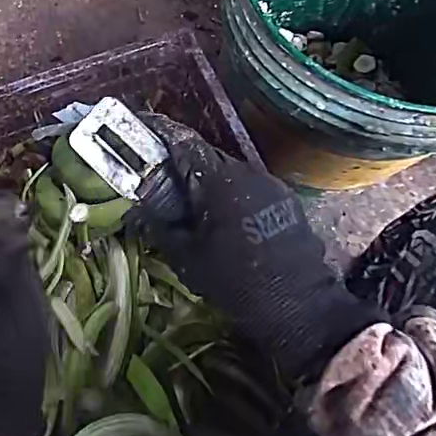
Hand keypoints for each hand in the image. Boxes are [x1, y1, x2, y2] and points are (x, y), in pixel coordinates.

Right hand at [132, 118, 385, 379]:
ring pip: (226, 172)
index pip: (181, 141)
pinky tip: (220, 216)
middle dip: (177, 162)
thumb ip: (159, 225)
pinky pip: (246, 187)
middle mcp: (247, 171)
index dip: (157, 132)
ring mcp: (270, 184)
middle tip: (154, 175)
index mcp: (219, 179)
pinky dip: (227, 194)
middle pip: (204, 155)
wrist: (299, 307)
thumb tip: (136, 206)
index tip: (138, 128)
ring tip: (186, 200)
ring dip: (204, 181)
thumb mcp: (186, 257)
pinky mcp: (284, 200)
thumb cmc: (235, 282)